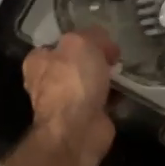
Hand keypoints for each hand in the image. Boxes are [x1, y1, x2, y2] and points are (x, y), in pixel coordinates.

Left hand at [22, 28, 119, 157]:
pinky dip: (113, 95)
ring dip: (105, 77)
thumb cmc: (73, 81)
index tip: (101, 38)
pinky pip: (101, 100)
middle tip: (115, 55)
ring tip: (123, 70)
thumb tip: (105, 45)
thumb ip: (92, 35)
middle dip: (95, 58)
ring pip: (89, 81)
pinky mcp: (84, 117)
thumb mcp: (81, 43)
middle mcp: (47, 82)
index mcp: (38, 61)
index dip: (79, 38)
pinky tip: (126, 89)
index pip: (57, 43)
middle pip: (75, 62)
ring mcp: (66, 102)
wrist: (78, 130)